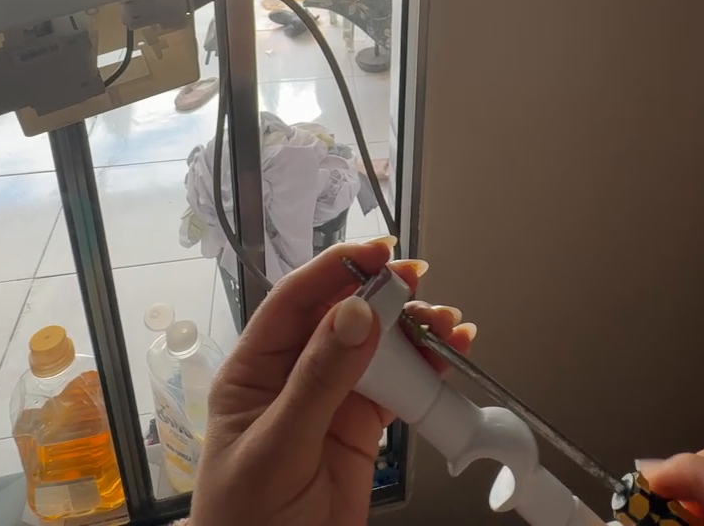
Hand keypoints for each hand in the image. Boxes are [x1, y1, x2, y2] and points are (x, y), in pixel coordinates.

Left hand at [190, 239, 473, 525]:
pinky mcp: (363, 422)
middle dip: (383, 291)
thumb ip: (318, 382)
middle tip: (416, 279)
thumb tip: (355, 314)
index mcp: (256, 370)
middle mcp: (294, 374)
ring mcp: (332, 396)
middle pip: (344, 313)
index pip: (294, 301)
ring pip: (378, 343)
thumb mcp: (279, 451)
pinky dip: (426, 365)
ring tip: (445, 324)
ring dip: (413, 327)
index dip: (335, 269)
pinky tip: (447, 353)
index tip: (375, 252)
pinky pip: (399, 381)